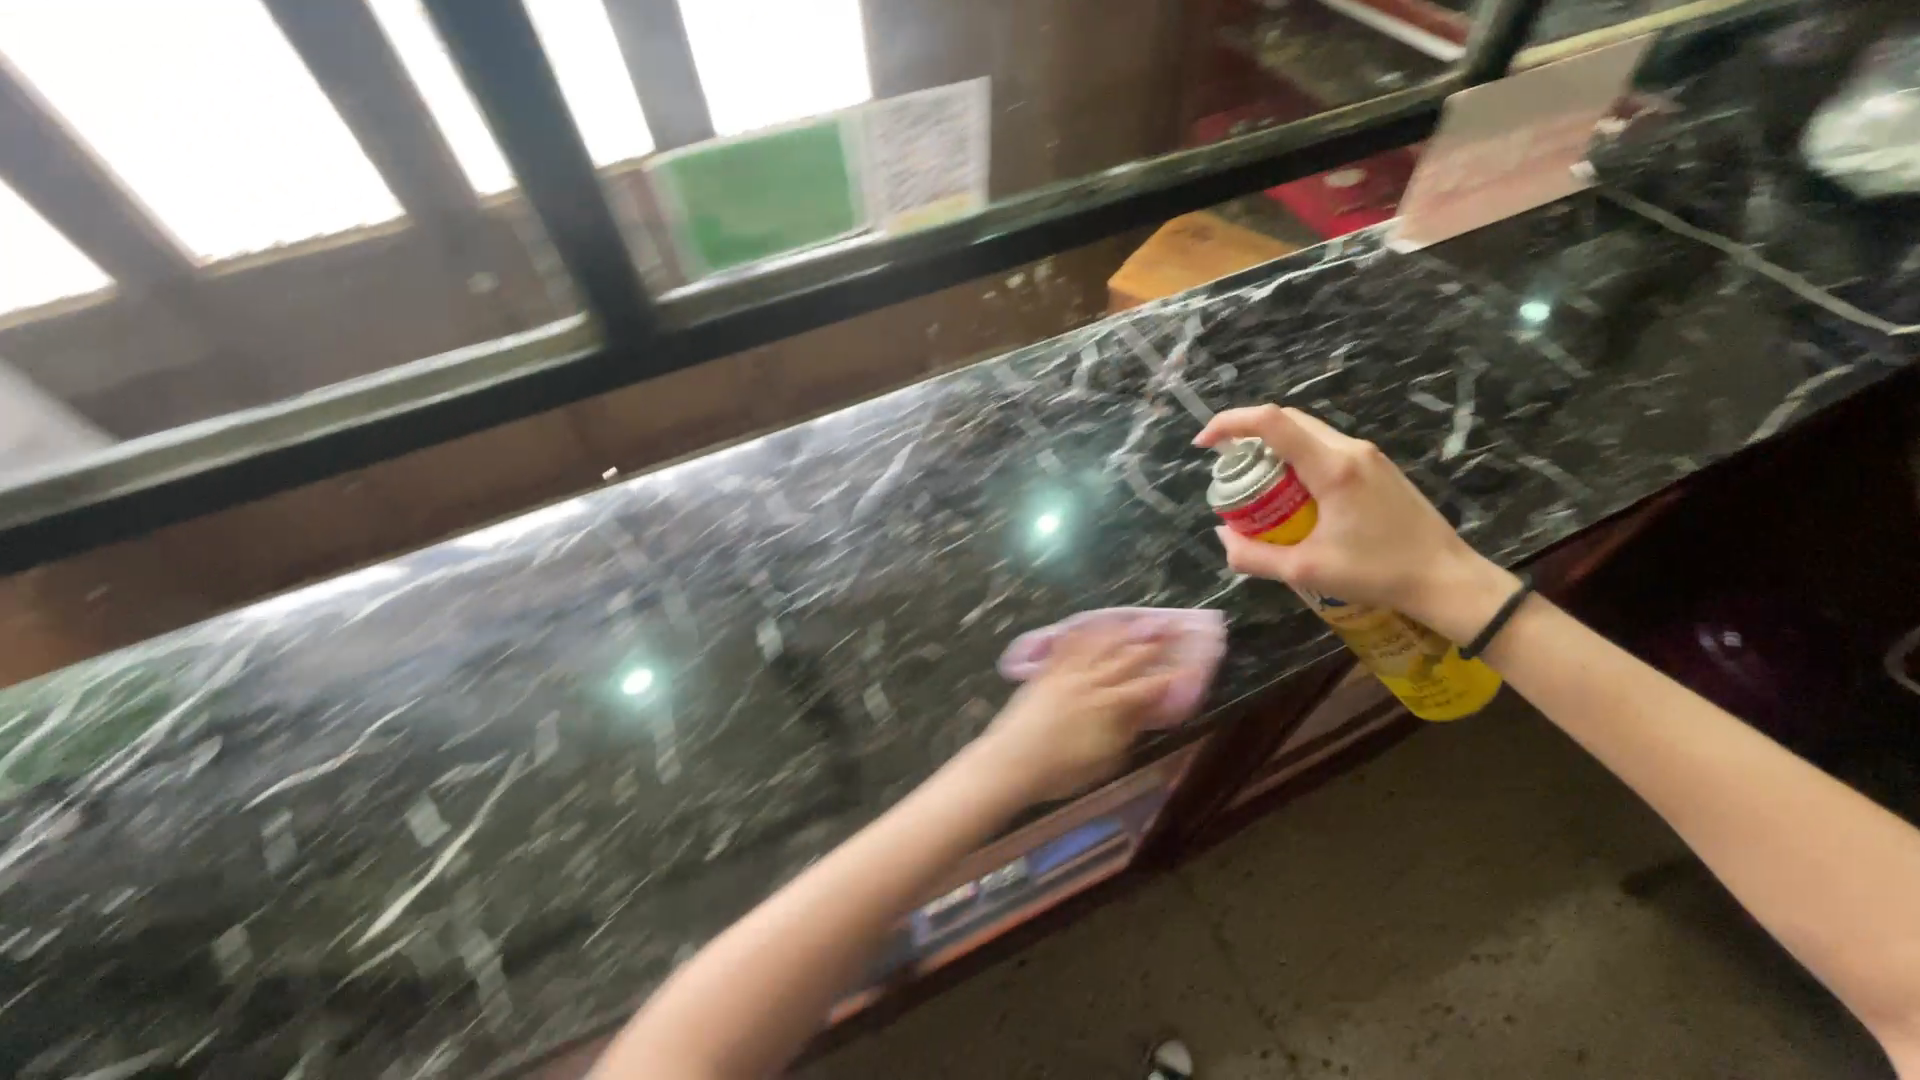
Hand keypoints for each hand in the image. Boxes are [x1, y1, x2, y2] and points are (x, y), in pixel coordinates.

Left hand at [971, 624, 1174, 803]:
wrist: (1011, 762)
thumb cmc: (1061, 772)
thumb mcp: (1105, 759)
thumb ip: (1127, 731)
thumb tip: (1145, 711)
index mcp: (1111, 706)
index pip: (1149, 687)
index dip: (1171, 677)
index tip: (1189, 666)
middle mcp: (1092, 682)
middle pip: (1128, 657)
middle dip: (1153, 642)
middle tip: (1172, 626)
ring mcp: (1067, 673)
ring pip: (1100, 645)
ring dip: (1122, 631)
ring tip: (1139, 619)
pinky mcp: (1046, 672)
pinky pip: (1067, 647)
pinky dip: (1082, 633)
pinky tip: (1090, 624)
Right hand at [1193, 405, 1518, 642]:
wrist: (1447, 579)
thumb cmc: (1378, 573)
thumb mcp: (1305, 571)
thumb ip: (1253, 555)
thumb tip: (1222, 534)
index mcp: (1332, 468)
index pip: (1271, 422)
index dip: (1230, 423)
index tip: (1204, 444)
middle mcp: (1351, 450)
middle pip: (1288, 420)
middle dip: (1247, 436)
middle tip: (1225, 466)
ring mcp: (1369, 456)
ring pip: (1308, 432)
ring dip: (1273, 447)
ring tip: (1254, 483)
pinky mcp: (1379, 468)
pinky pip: (1326, 448)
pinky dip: (1297, 458)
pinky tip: (1292, 494)